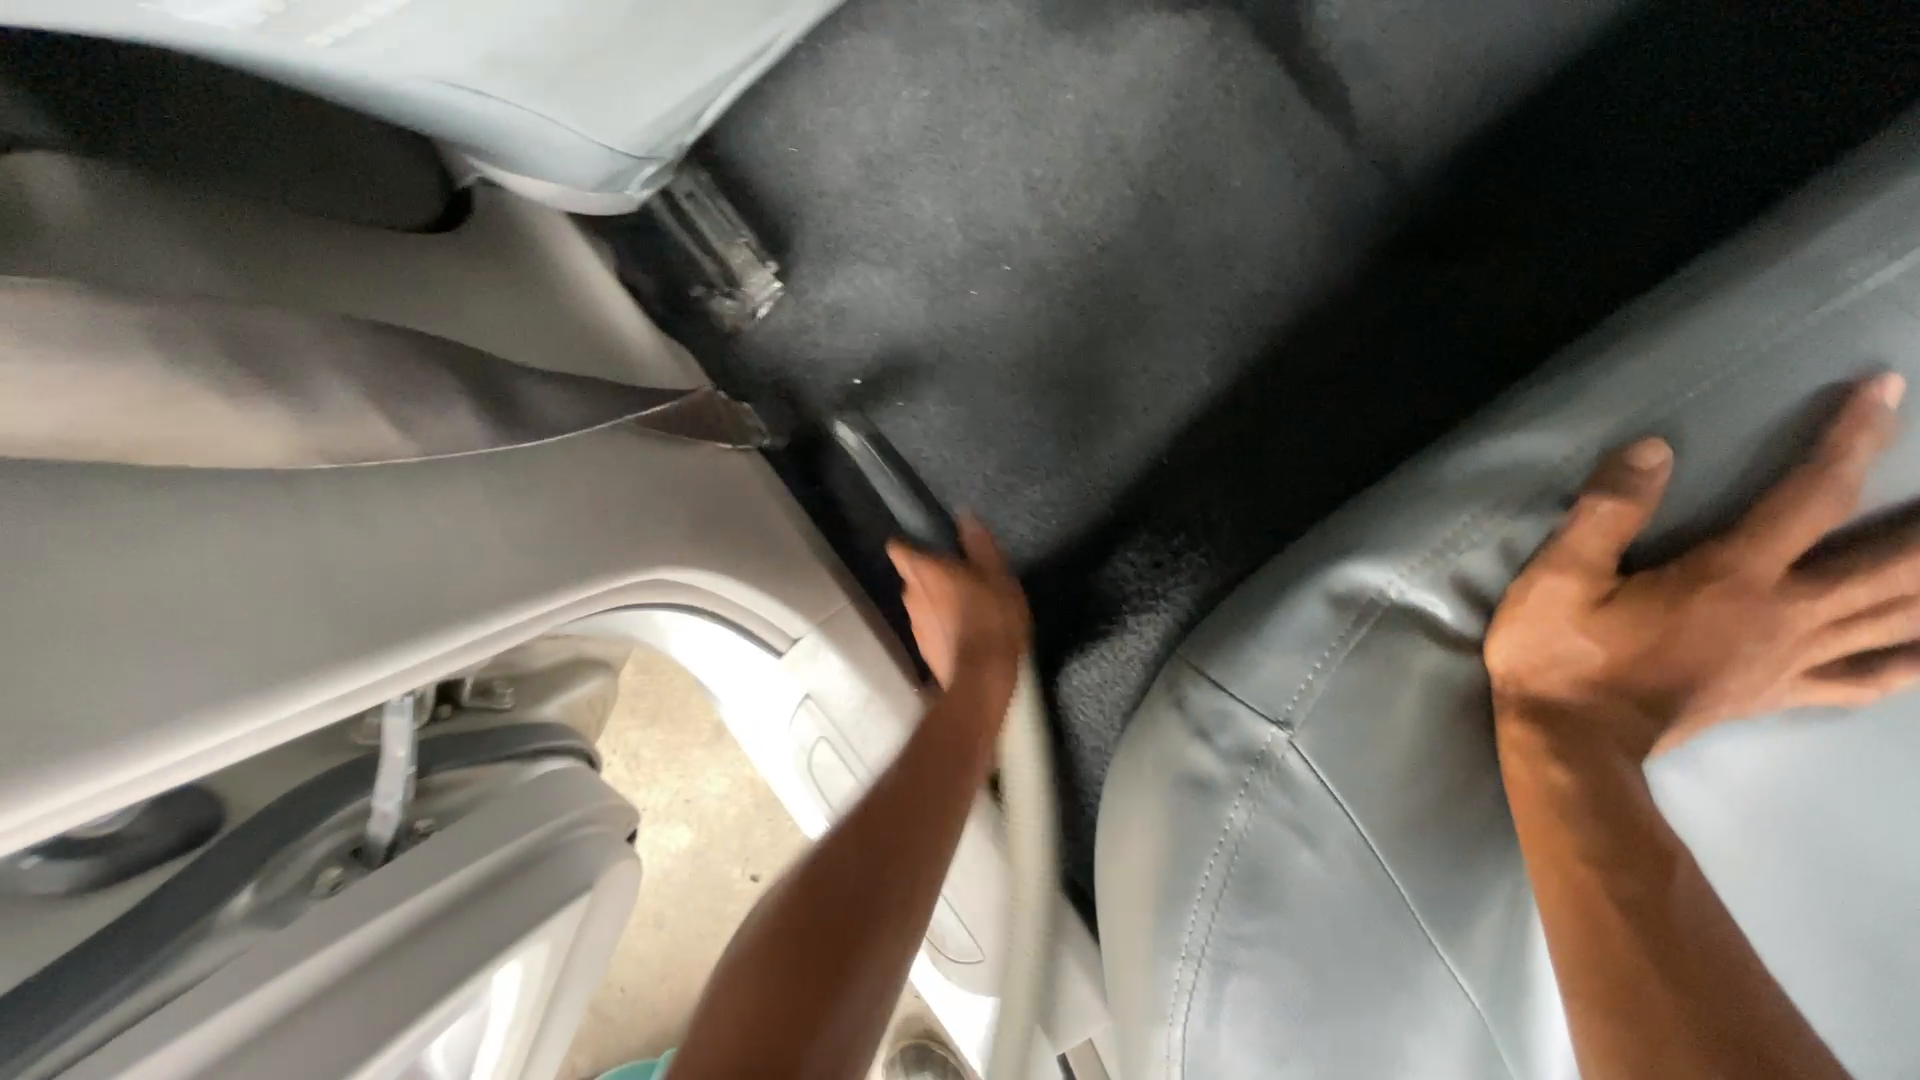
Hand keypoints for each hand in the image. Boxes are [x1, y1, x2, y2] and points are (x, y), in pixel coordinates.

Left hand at [887, 517, 1030, 688]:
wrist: (982, 679)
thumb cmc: (993, 618)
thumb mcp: (999, 576)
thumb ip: (980, 544)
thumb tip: (965, 514)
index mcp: (925, 571)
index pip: (898, 548)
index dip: (909, 544)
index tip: (930, 546)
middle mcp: (911, 594)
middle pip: (912, 575)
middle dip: (931, 574)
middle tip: (963, 577)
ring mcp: (914, 624)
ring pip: (921, 603)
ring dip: (937, 601)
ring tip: (969, 607)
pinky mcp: (922, 648)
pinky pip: (930, 627)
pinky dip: (942, 625)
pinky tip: (966, 633)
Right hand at [1485, 373, 1919, 759]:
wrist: (1569, 742)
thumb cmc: (1559, 655)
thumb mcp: (1558, 577)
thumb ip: (1607, 512)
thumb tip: (1654, 448)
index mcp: (1731, 578)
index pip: (1810, 495)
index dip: (1850, 438)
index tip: (1883, 389)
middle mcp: (1783, 614)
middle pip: (1897, 562)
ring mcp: (1789, 660)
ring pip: (1903, 617)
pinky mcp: (1777, 694)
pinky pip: (1868, 679)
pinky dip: (1913, 661)